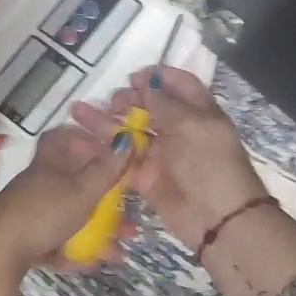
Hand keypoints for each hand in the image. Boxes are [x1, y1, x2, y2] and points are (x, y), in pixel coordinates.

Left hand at [0, 124, 132, 279]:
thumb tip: (126, 139)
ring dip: (95, 232)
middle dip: (103, 202)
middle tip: (126, 218)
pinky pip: (56, 240)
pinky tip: (92, 264)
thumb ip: (106, 169)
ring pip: (69, 216)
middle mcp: (39, 184)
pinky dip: (74, 251)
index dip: (85, 139)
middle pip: (73, 183)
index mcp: (49, 163)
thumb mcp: (82, 191)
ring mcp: (30, 210)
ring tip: (117, 251)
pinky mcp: (25, 236)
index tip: (109, 151)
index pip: (62, 138)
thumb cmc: (44, 213)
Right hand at [72, 66, 267, 252]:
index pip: (180, 86)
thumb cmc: (211, 164)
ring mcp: (159, 154)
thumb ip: (165, 104)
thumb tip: (146, 84)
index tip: (134, 77)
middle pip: (149, 107)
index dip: (158, 77)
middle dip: (128, 99)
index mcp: (198, 113)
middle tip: (113, 101)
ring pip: (128, 131)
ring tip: (79, 111)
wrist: (216, 219)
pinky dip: (100, 149)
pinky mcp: (143, 176)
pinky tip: (80, 139)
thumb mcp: (193, 126)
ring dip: (105, 120)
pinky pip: (119, 158)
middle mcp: (178, 130)